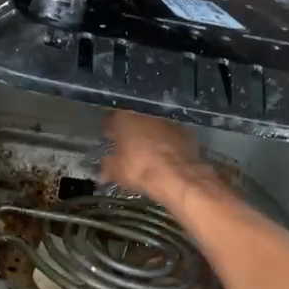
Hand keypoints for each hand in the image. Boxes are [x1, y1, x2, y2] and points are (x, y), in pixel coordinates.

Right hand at [101, 111, 216, 204]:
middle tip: (126, 145)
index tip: (108, 138)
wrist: (178, 176)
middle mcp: (145, 113)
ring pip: (153, 125)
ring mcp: (167, 120)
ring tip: (146, 151)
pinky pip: (170, 135)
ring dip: (149, 135)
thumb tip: (102, 172)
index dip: (108, 130)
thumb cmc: (140, 169)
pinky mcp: (185, 131)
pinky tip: (164, 155)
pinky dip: (167, 142)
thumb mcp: (115, 171)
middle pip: (133, 120)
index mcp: (124, 117)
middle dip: (130, 131)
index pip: (110, 120)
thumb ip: (107, 167)